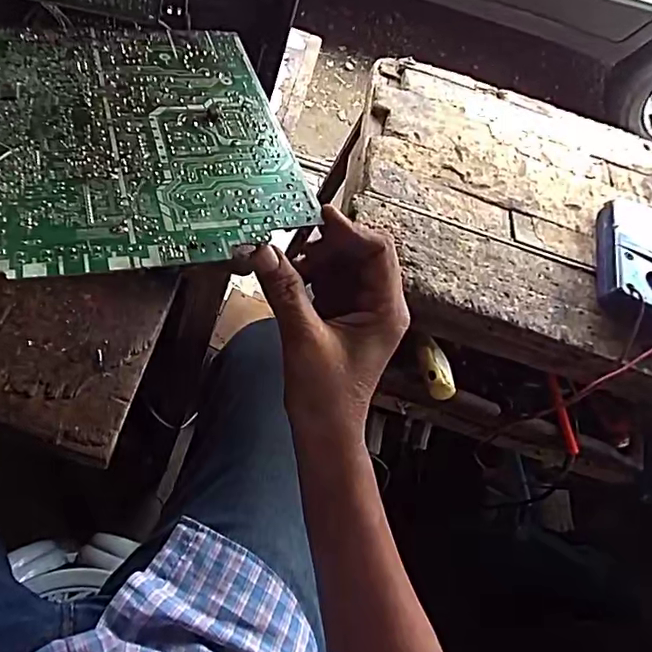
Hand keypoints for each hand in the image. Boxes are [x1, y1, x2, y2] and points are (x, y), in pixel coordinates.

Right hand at [246, 205, 409, 424]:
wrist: (324, 433)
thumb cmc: (327, 398)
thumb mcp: (303, 339)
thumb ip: (285, 291)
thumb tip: (264, 252)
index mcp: (387, 310)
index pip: (378, 251)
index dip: (349, 230)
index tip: (318, 217)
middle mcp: (378, 305)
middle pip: (358, 254)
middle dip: (326, 245)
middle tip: (292, 242)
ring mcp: (359, 309)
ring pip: (340, 265)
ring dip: (313, 259)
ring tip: (285, 264)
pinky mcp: (340, 315)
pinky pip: (326, 281)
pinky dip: (306, 275)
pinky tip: (286, 278)